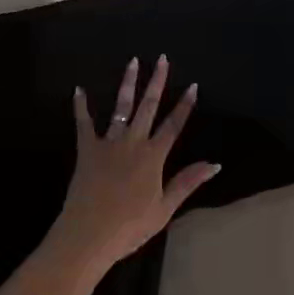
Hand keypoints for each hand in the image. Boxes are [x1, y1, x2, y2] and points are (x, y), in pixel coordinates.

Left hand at [51, 56, 218, 271]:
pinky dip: (81, 106)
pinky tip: (78, 89)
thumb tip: (215, 164)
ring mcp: (109, 143)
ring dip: (128, 83)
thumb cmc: (129, 227)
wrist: (88, 235)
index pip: (173, 125)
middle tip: (162, 59)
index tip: (192, 85)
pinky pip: (84, 124)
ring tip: (133, 61)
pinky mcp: (87, 149)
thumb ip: (187, 182)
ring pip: (121, 107)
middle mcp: (133, 142)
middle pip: (148, 106)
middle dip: (157, 81)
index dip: (184, 105)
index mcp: (153, 156)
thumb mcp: (164, 209)